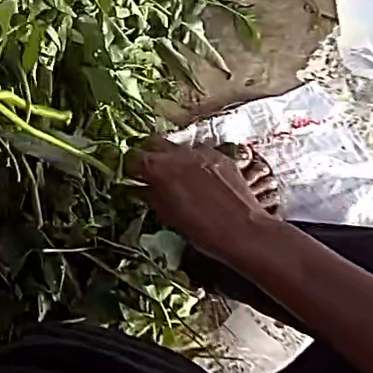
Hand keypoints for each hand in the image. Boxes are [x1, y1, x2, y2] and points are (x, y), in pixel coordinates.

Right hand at [129, 139, 284, 265]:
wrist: (244, 231)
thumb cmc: (200, 230)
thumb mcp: (167, 215)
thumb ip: (150, 195)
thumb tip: (138, 188)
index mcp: (158, 168)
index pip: (132, 157)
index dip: (128, 166)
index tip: (129, 175)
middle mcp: (177, 153)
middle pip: (153, 142)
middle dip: (147, 153)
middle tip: (147, 170)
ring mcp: (200, 152)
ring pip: (177, 146)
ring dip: (171, 157)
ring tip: (175, 174)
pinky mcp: (220, 156)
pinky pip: (200, 153)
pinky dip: (194, 162)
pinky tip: (198, 178)